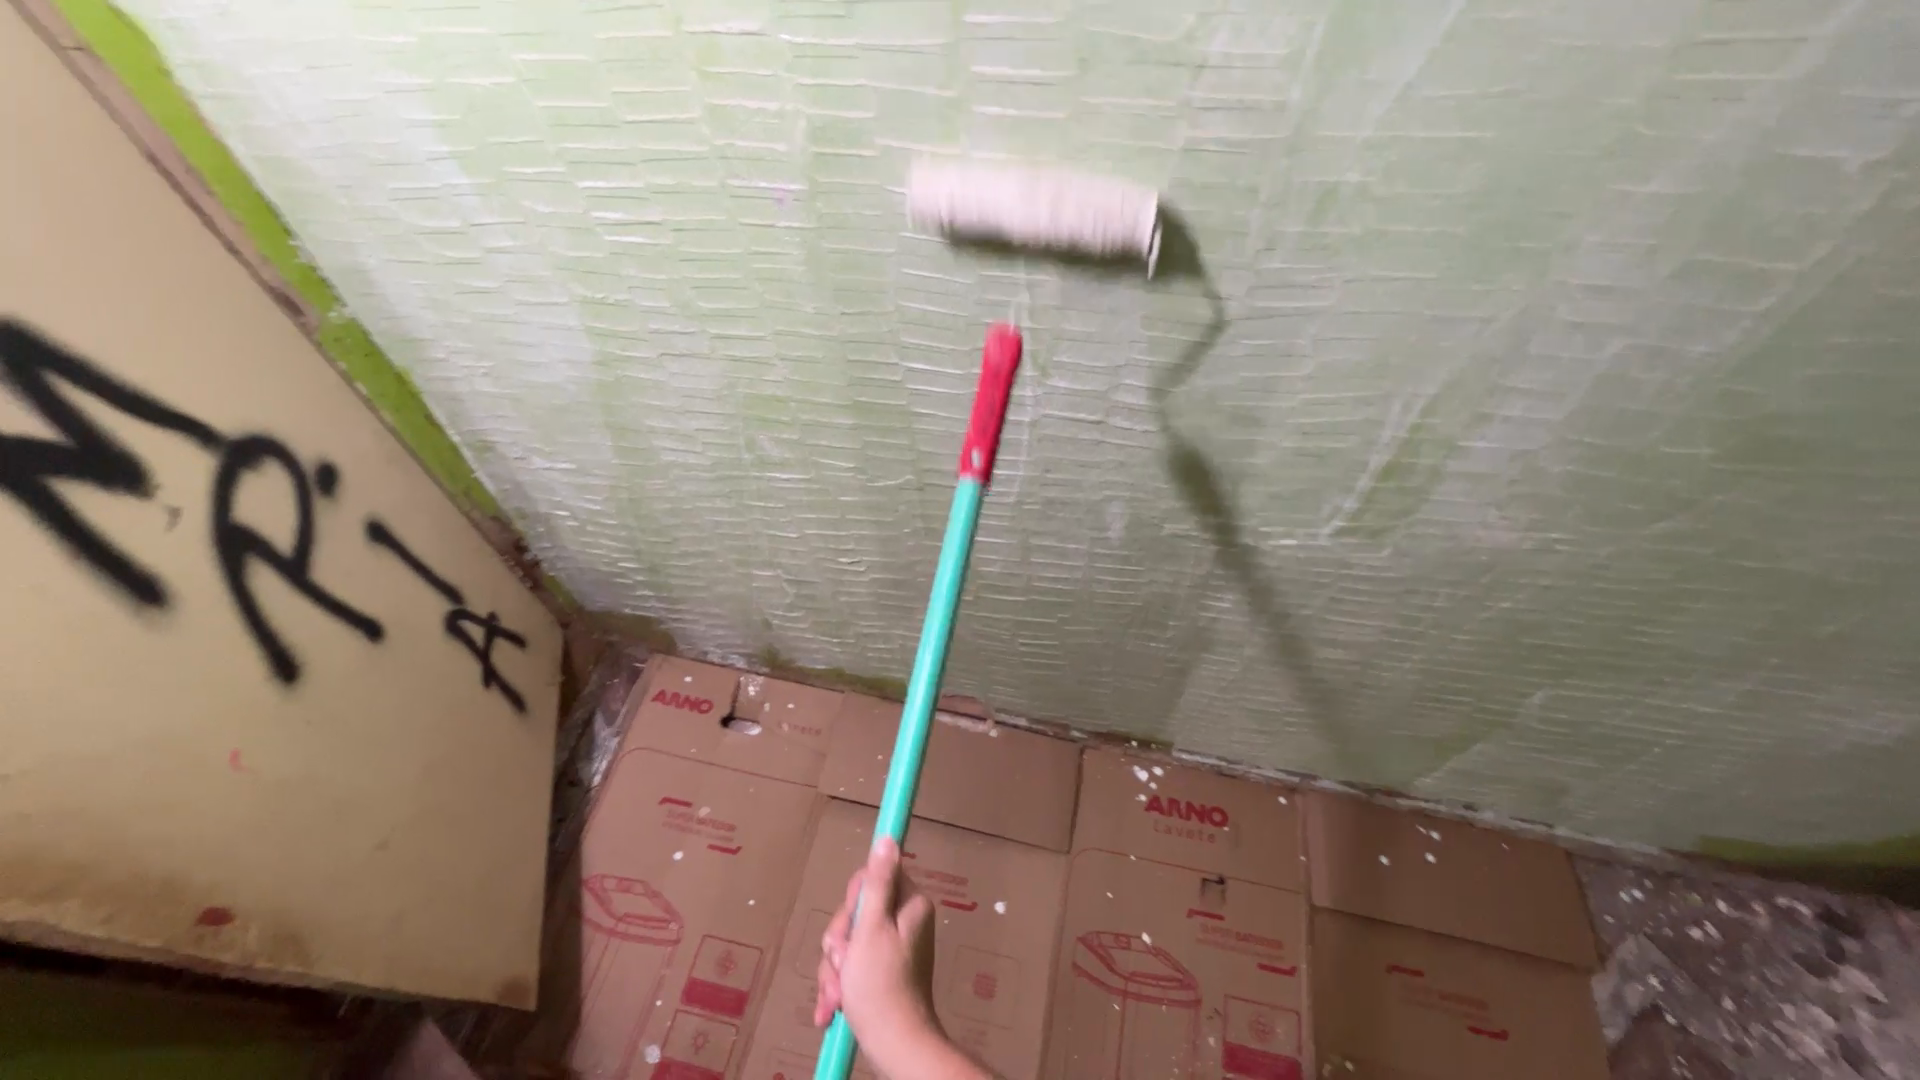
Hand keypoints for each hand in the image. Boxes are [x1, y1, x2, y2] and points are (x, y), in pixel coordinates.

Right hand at [813, 838, 940, 1050]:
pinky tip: (833, 1007)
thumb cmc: (881, 986)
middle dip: (839, 943)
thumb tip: (888, 838)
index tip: (853, 927)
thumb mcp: (872, 928)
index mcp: (909, 904)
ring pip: (849, 941)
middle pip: (856, 912)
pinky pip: (853, 965)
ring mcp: (893, 947)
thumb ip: (877, 883)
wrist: (894, 1046)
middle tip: (843, 963)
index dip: (852, 904)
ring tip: (838, 995)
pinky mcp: (883, 971)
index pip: (870, 879)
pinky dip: (840, 984)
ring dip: (835, 969)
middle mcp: (904, 920)